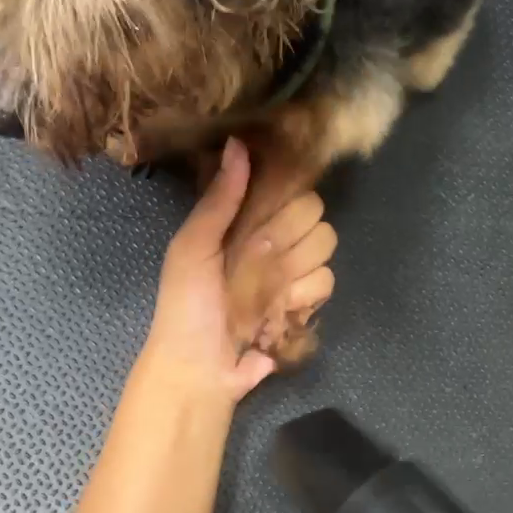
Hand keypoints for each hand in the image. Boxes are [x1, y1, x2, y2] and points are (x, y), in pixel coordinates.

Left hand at [141, 138, 335, 401]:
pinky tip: (278, 312)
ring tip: (265, 291)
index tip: (262, 218)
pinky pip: (326, 283)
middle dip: (290, 236)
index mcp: (243, 221)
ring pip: (325, 248)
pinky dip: (303, 298)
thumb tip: (238, 143)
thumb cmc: (186, 305)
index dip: (283, 199)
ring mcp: (291, 273)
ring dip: (295, 270)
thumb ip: (219, 199)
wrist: (198, 369)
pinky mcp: (304, 305)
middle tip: (259, 257)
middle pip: (315, 215)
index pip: (288, 187)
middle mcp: (272, 241)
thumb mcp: (192, 247)